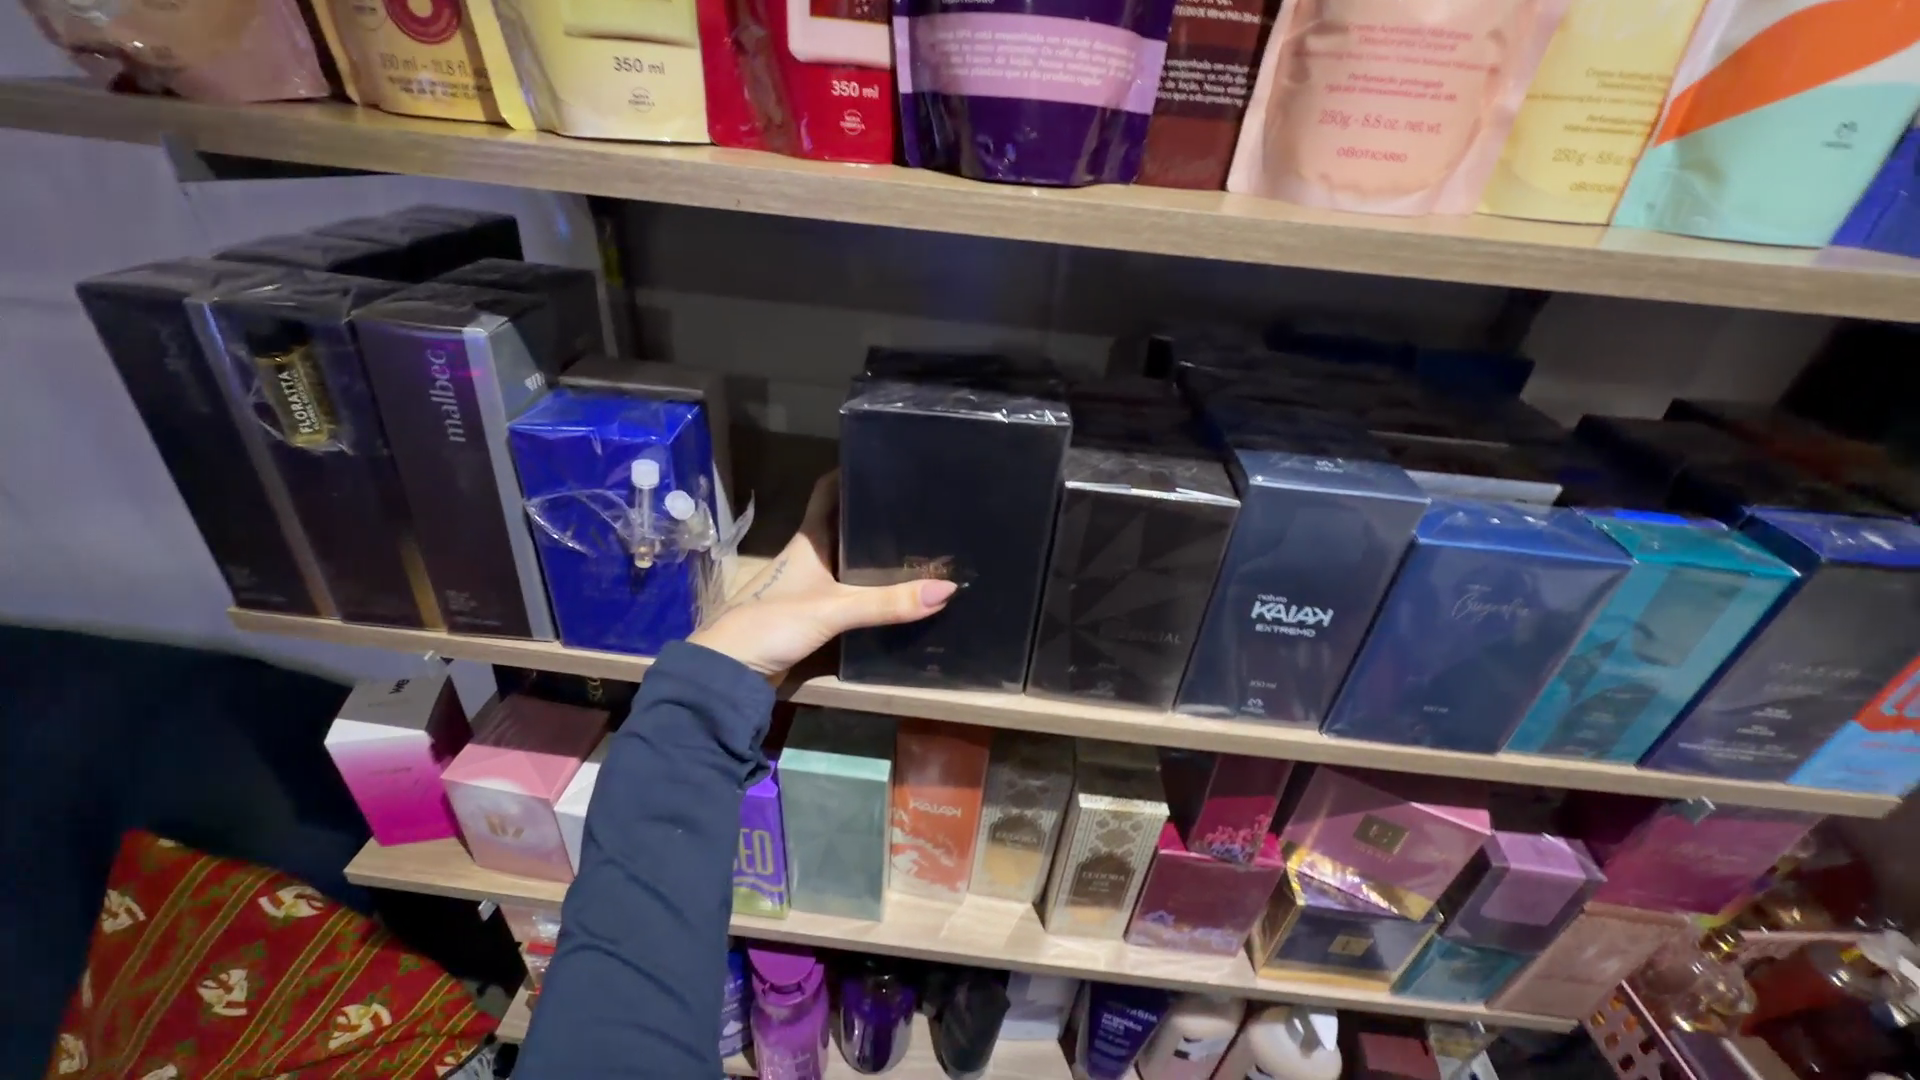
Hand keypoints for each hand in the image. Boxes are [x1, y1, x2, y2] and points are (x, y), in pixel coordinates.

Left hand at [689, 472, 956, 678]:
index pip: (828, 492)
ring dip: (873, 555)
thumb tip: (947, 590)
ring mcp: (809, 586)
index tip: (885, 463)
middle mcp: (809, 556)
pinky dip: (868, 590)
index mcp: (808, 540)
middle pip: (844, 526)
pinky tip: (894, 594)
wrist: (729, 670)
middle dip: (875, 515)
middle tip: (918, 508)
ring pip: (847, 561)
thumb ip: (886, 603)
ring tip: (918, 546)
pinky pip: (847, 593)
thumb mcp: (834, 609)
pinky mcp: (812, 614)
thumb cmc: (773, 623)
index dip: (850, 473)